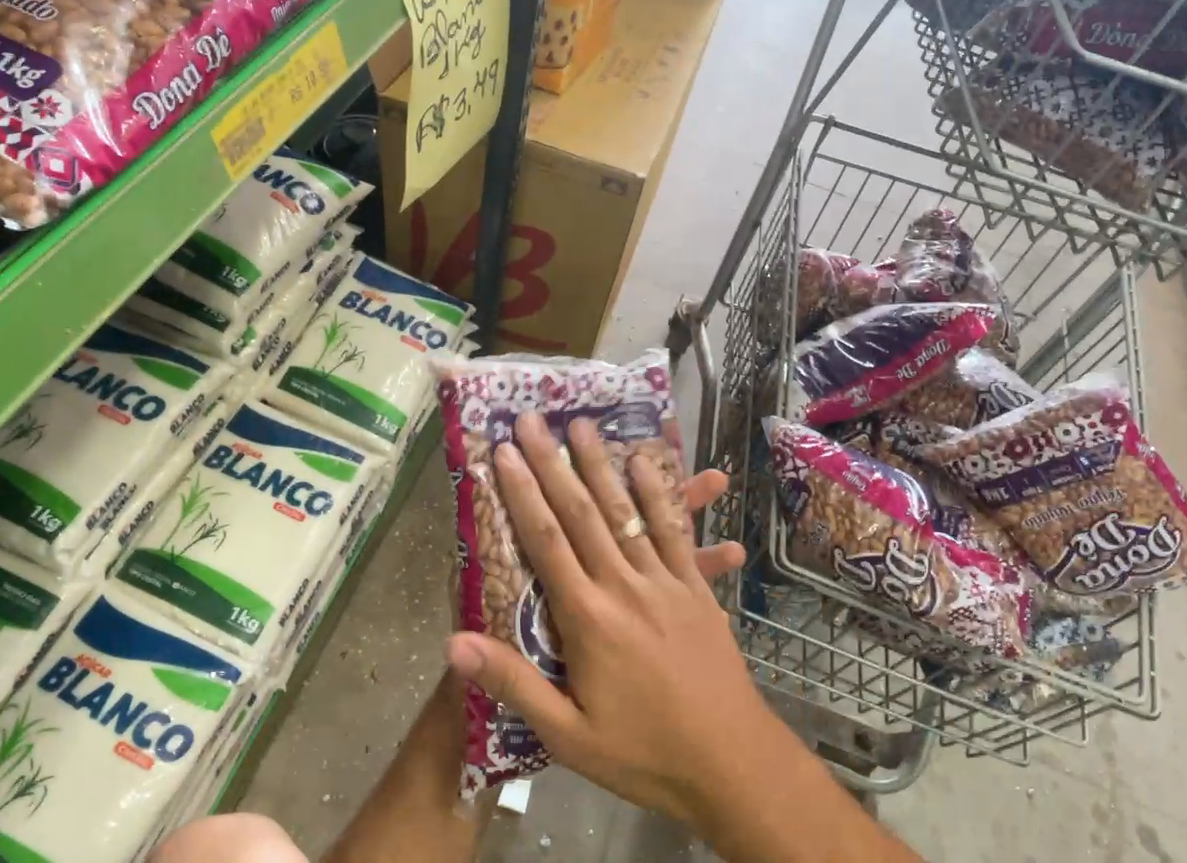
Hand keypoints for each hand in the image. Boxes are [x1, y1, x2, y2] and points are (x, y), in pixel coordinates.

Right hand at [444, 413, 779, 823]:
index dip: (522, 493)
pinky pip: (675, 533)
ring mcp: (665, 583)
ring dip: (602, 466)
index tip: (504, 452)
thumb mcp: (569, 736)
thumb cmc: (644, 754)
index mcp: (588, 618)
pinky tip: (647, 466)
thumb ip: (513, 683)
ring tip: (583, 425)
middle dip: (553, 462)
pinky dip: (659, 495)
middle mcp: (624, 586)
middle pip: (582, 513)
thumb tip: (452, 644)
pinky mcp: (696, 591)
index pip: (546, 541)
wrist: (734, 766)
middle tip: (533, 420)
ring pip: (627, 512)